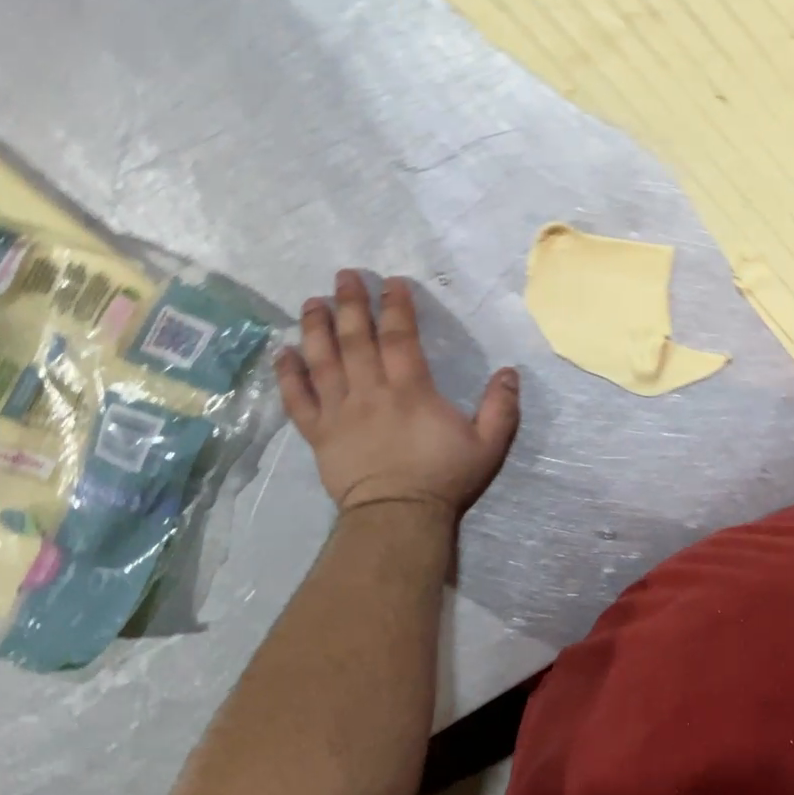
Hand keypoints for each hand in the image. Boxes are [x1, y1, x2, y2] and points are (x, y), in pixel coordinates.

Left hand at [276, 270, 519, 517]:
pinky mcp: (318, 433)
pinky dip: (288, 374)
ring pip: (322, 360)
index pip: (399, 337)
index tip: (392, 283)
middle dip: (350, 303)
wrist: (398, 518)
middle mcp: (370, 392)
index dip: (395, 306)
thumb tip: (510, 372)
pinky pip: (298, 398)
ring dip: (316, 327)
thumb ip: (500, 407)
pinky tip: (283, 352)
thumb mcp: (488, 444)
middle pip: (356, 338)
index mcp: (411, 390)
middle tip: (345, 276)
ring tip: (313, 302)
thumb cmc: (444, 478)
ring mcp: (339, 411)